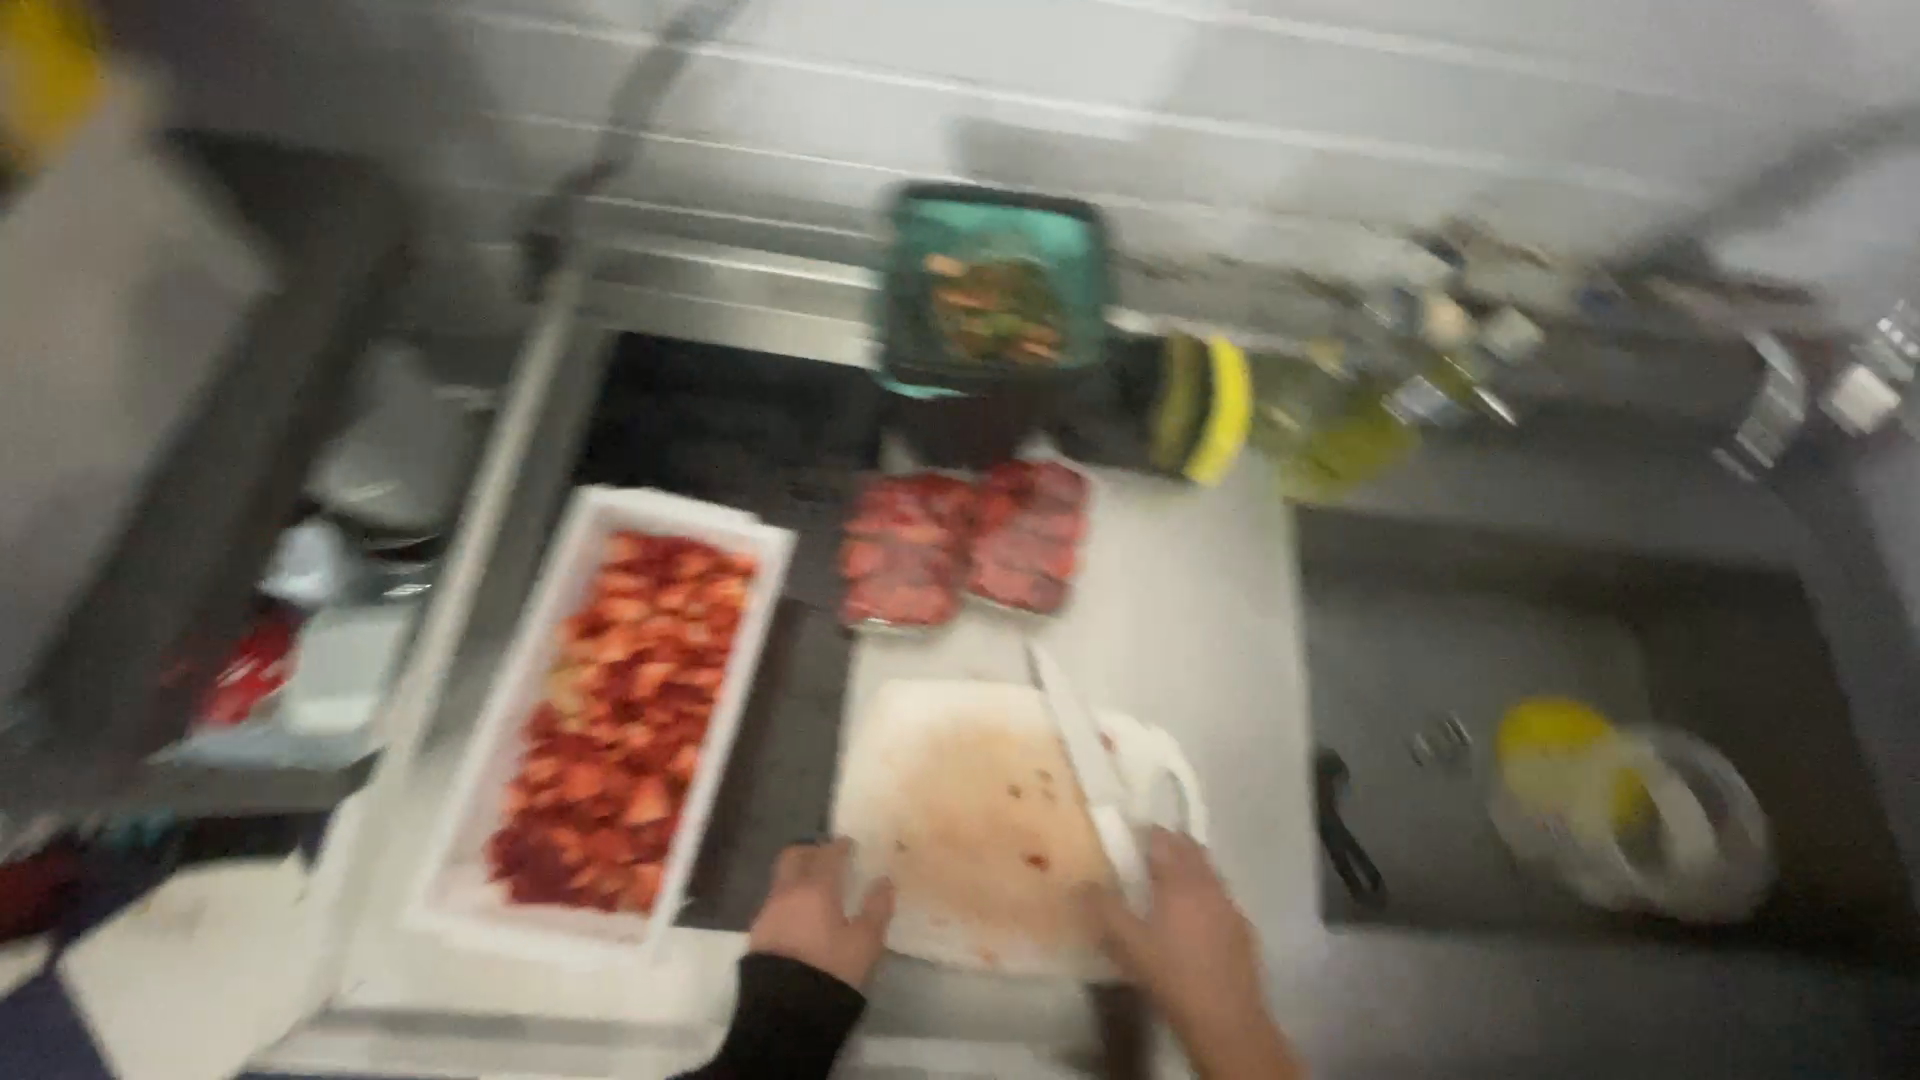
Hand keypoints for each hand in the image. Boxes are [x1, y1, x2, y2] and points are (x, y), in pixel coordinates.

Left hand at [748, 837, 895, 989]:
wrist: (783, 1014)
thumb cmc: (830, 971)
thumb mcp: (865, 944)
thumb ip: (877, 908)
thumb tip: (884, 881)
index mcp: (816, 888)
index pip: (828, 854)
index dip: (840, 846)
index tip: (849, 845)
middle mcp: (787, 893)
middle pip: (793, 857)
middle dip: (810, 852)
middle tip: (827, 860)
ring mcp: (767, 914)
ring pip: (781, 882)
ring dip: (797, 879)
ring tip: (816, 895)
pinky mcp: (756, 937)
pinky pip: (774, 906)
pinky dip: (788, 903)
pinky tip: (800, 921)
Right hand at [1080, 829, 1299, 1078]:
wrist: (1226, 1020)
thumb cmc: (1171, 974)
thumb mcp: (1127, 943)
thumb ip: (1103, 908)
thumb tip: (1081, 882)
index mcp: (1179, 880)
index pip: (1162, 839)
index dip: (1146, 832)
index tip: (1130, 835)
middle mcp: (1208, 883)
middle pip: (1190, 847)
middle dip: (1171, 843)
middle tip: (1148, 853)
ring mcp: (1230, 905)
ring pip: (1209, 870)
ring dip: (1190, 865)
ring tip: (1170, 882)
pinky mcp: (1243, 928)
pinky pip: (1221, 896)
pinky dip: (1206, 892)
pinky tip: (1196, 916)